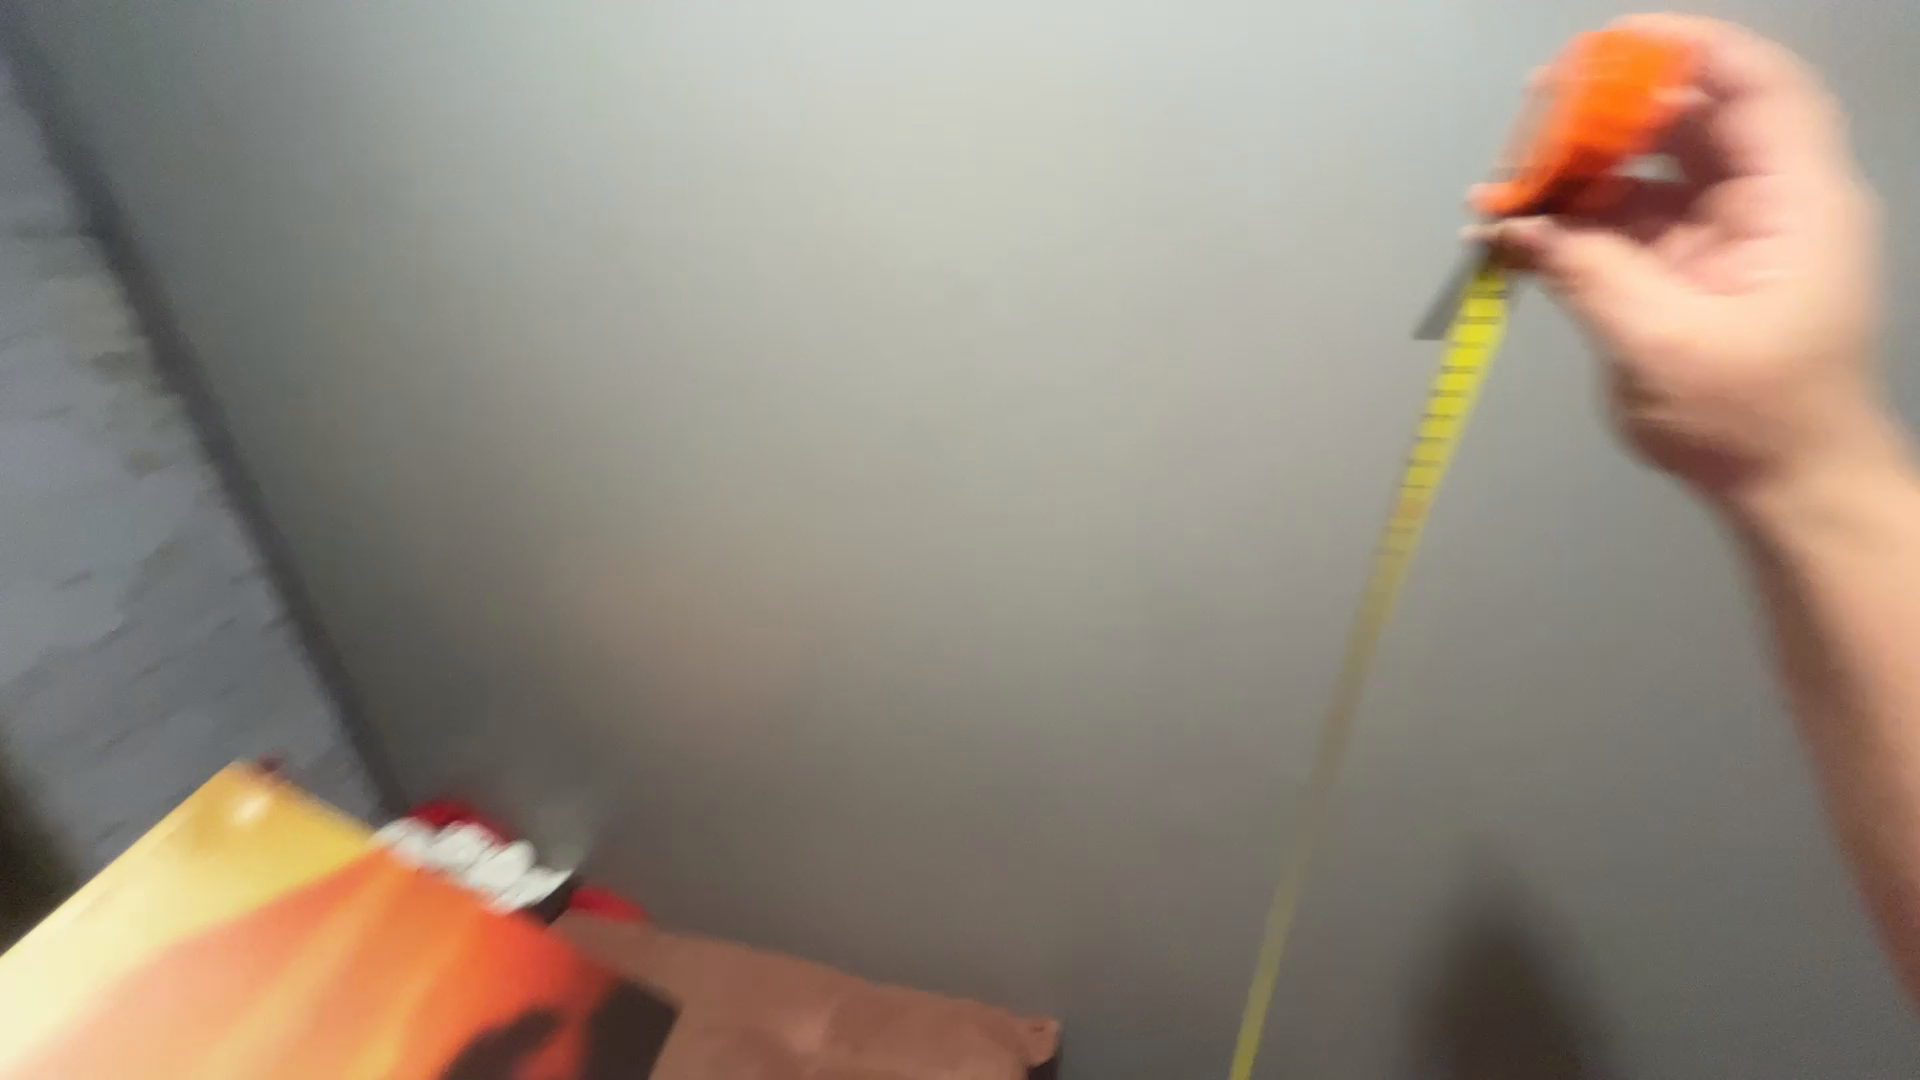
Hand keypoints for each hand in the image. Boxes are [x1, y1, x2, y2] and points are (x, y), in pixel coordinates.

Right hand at [1477, 15, 1889, 509]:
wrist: (1774, 474)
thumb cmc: (1743, 410)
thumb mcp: (1659, 340)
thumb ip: (1588, 274)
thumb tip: (1515, 228)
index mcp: (1789, 203)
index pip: (1753, 94)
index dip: (1687, 55)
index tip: (1606, 48)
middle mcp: (1756, 206)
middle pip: (1684, 130)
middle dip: (1608, 118)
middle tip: (1531, 116)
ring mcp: (1710, 241)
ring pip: (1638, 184)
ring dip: (1569, 183)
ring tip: (1498, 190)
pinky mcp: (1671, 276)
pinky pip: (1612, 235)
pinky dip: (1562, 232)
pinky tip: (1509, 236)